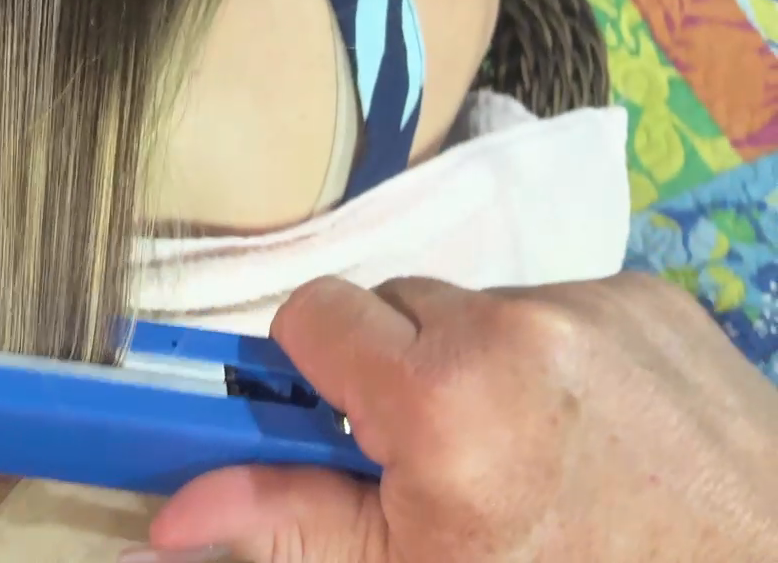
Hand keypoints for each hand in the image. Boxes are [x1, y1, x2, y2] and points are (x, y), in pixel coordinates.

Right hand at [148, 273, 777, 561]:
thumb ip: (280, 522)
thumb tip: (163, 523)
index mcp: (444, 394)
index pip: (311, 311)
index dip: (319, 368)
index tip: (356, 425)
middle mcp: (517, 326)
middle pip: (390, 305)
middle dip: (399, 367)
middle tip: (454, 456)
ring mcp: (597, 305)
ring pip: (467, 306)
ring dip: (476, 362)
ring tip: (546, 450)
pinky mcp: (658, 300)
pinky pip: (549, 303)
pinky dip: (553, 355)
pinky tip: (607, 429)